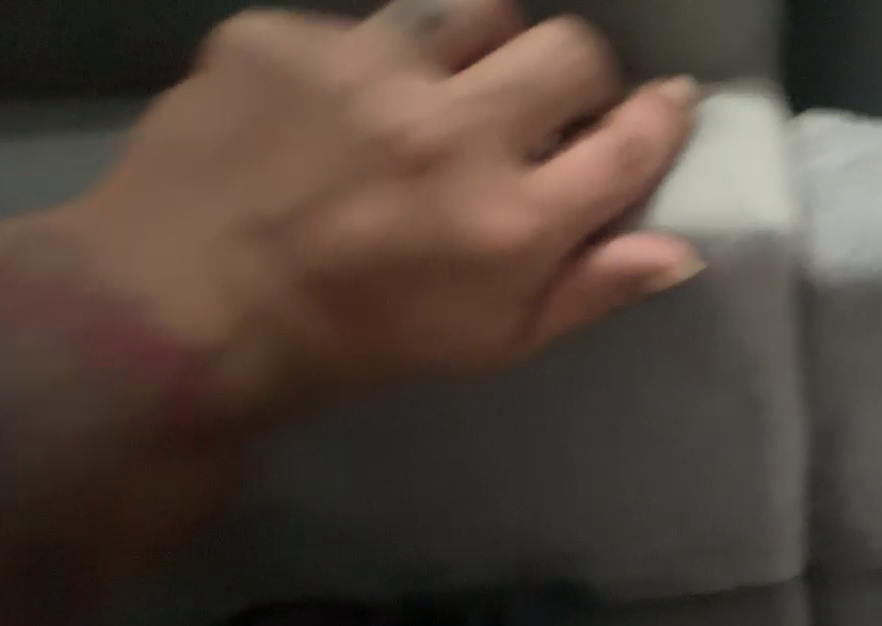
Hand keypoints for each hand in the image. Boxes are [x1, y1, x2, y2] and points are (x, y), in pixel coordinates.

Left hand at [47, 0, 700, 413]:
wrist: (200, 302)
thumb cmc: (383, 336)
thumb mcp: (506, 337)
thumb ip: (596, 288)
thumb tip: (681, 252)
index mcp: (516, 222)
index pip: (626, 144)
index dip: (663, 116)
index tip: (673, 101)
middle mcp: (455, 134)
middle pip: (570, 50)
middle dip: (582, 78)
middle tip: (556, 112)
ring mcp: (367, 73)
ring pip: (482, 10)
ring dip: (494, 52)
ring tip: (459, 97)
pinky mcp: (288, 36)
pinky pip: (376, 24)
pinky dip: (390, 65)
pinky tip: (355, 113)